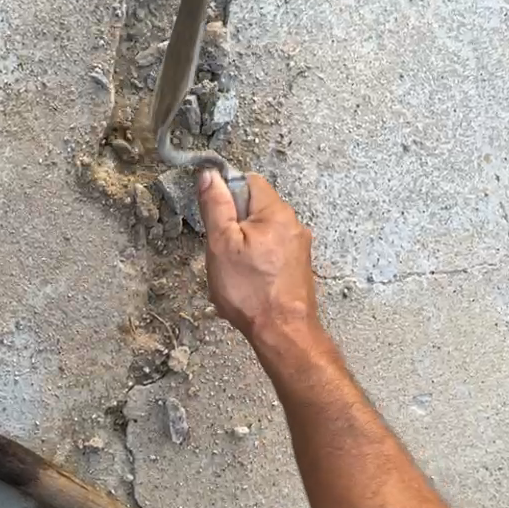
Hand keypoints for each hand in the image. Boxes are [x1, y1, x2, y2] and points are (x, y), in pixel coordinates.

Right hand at [197, 170, 323, 350]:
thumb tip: (210, 175)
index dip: (226, 195)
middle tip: (223, 251)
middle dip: (233, 224)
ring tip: (235, 270)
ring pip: (261, 231)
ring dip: (243, 245)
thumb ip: (216, 206)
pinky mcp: (298, 265)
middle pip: (254, 207)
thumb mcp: (221, 244)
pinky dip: (256, 260)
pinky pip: (270, 250)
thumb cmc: (251, 291)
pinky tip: (248, 281)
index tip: (216, 218)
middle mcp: (293, 224)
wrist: (282, 332)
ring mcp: (298, 245)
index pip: (247, 181)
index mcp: (276, 212)